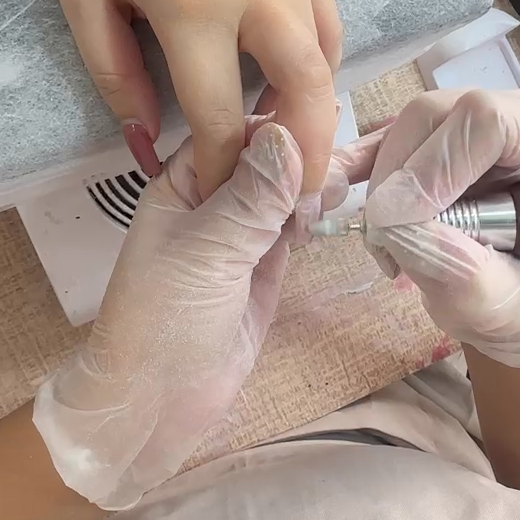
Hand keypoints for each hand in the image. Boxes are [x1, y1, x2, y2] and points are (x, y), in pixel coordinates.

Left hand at [34, 120, 318, 508]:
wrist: (159, 401)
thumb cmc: (165, 318)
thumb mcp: (207, 251)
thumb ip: (250, 198)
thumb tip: (289, 135)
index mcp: (183, 181)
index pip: (236, 131)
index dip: (279, 121)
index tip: (324, 117)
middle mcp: (213, 198)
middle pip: (267, 158)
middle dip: (306, 148)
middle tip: (354, 144)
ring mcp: (242, 231)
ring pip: (286, 190)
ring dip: (318, 178)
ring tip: (360, 164)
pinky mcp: (266, 263)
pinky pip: (295, 225)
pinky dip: (317, 210)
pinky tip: (344, 194)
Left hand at [60, 0, 339, 197]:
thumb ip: (110, 69)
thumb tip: (145, 137)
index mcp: (190, 6)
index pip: (219, 114)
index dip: (223, 171)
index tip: (221, 203)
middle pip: (302, 96)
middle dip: (301, 160)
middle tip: (294, 202)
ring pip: (328, 66)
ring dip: (320, 120)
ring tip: (302, 159)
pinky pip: (331, 30)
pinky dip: (324, 72)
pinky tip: (305, 92)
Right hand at [362, 90, 519, 369]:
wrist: (502, 294)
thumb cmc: (513, 300)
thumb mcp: (490, 301)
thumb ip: (452, 264)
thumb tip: (390, 217)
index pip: (486, 122)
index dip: (434, 165)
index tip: (397, 220)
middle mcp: (512, 113)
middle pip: (433, 114)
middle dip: (394, 177)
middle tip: (384, 239)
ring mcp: (468, 116)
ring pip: (402, 125)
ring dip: (376, 183)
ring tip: (383, 243)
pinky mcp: (429, 130)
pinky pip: (380, 136)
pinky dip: (353, 166)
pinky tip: (335, 190)